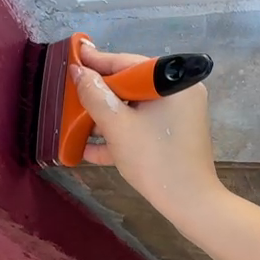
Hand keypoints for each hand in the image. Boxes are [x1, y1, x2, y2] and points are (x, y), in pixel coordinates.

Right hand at [71, 40, 223, 213]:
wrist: (190, 203)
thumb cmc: (154, 159)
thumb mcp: (117, 125)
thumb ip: (94, 95)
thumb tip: (78, 71)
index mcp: (172, 82)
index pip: (128, 64)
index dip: (97, 61)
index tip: (73, 55)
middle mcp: (179, 93)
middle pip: (130, 86)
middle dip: (98, 94)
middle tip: (70, 90)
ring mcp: (177, 116)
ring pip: (134, 108)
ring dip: (104, 117)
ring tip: (74, 122)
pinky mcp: (173, 136)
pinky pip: (142, 126)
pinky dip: (120, 134)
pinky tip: (90, 148)